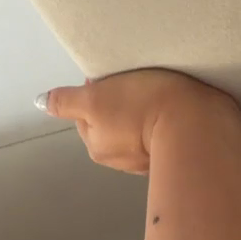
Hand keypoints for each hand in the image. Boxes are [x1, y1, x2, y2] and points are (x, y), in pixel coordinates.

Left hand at [40, 69, 239, 174]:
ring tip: (162, 96)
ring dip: (145, 116)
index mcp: (96, 143)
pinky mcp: (176, 157)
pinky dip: (166, 126)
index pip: (89, 113)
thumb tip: (43, 102)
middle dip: (122, 106)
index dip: (100, 91)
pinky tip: (177, 113)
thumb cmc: (145, 105)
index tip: (119, 78)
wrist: (198, 124)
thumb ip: (67, 100)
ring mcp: (148, 161)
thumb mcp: (96, 97)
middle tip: (141, 85)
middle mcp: (118, 159)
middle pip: (112, 123)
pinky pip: (164, 138)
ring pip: (138, 131)